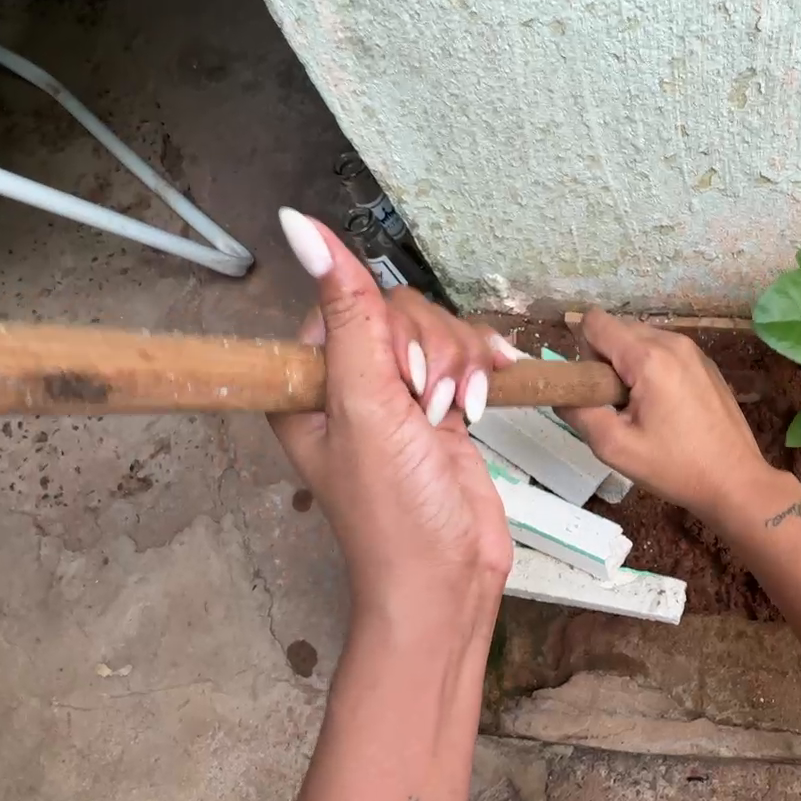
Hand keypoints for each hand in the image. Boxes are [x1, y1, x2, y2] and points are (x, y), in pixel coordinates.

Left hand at [268, 208, 514, 635]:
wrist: (448, 578)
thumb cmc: (395, 508)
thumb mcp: (368, 407)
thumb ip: (348, 316)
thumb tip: (298, 222)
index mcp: (308, 382)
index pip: (348, 305)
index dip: (390, 329)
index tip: (407, 380)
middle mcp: (351, 385)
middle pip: (404, 316)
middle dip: (436, 353)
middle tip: (437, 407)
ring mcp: (401, 399)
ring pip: (441, 336)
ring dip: (464, 366)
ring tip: (465, 414)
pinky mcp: (444, 413)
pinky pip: (467, 362)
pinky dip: (486, 368)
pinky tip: (502, 380)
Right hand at [555, 309, 780, 524]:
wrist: (734, 481)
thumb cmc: (675, 467)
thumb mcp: (615, 447)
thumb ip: (579, 413)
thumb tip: (562, 394)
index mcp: (649, 357)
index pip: (595, 322)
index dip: (584, 352)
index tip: (596, 390)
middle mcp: (673, 342)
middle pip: (619, 330)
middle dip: (606, 362)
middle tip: (618, 408)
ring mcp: (694, 352)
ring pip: (642, 341)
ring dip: (630, 368)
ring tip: (643, 412)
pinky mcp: (706, 365)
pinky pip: (665, 353)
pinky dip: (654, 372)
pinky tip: (666, 411)